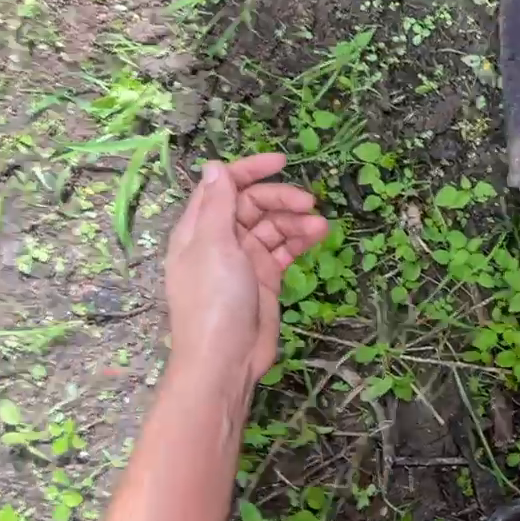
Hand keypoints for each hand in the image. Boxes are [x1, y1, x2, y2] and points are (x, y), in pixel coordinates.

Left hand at [163, 154, 328, 404]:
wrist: (226, 359)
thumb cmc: (213, 301)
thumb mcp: (214, 246)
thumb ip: (218, 205)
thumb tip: (214, 166)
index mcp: (200, 230)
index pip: (224, 187)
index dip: (250, 170)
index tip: (282, 162)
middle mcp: (221, 240)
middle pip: (254, 205)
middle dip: (281, 199)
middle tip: (309, 203)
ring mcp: (244, 259)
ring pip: (274, 226)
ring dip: (296, 221)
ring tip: (319, 227)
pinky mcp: (265, 277)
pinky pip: (285, 248)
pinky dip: (300, 240)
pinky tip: (318, 237)